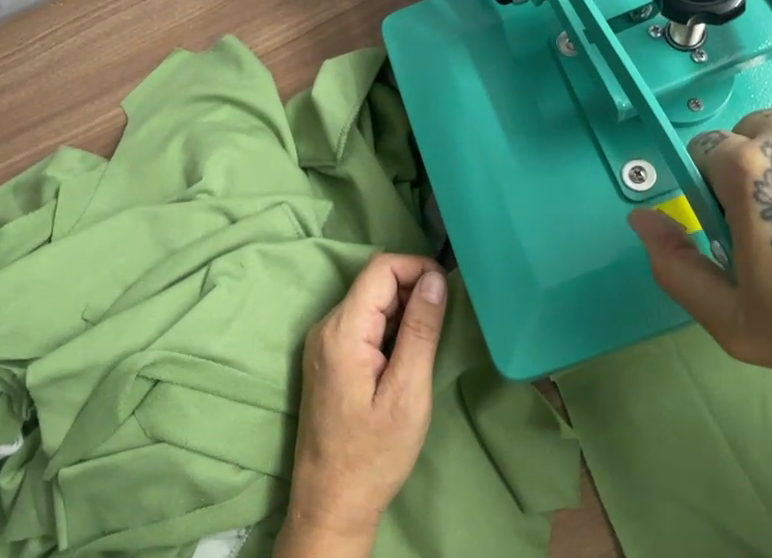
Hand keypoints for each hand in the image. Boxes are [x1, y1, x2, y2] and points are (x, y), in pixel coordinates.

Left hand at [277, 254, 447, 557]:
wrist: (331, 503)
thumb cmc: (374, 454)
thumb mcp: (408, 392)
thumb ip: (421, 330)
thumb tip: (435, 279)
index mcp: (343, 331)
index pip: (381, 268)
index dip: (417, 269)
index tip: (448, 292)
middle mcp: (326, 327)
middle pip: (375, 283)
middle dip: (413, 291)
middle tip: (443, 325)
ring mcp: (324, 343)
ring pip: (370, 302)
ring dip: (403, 312)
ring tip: (428, 345)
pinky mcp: (328, 358)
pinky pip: (363, 324)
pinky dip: (389, 329)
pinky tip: (406, 358)